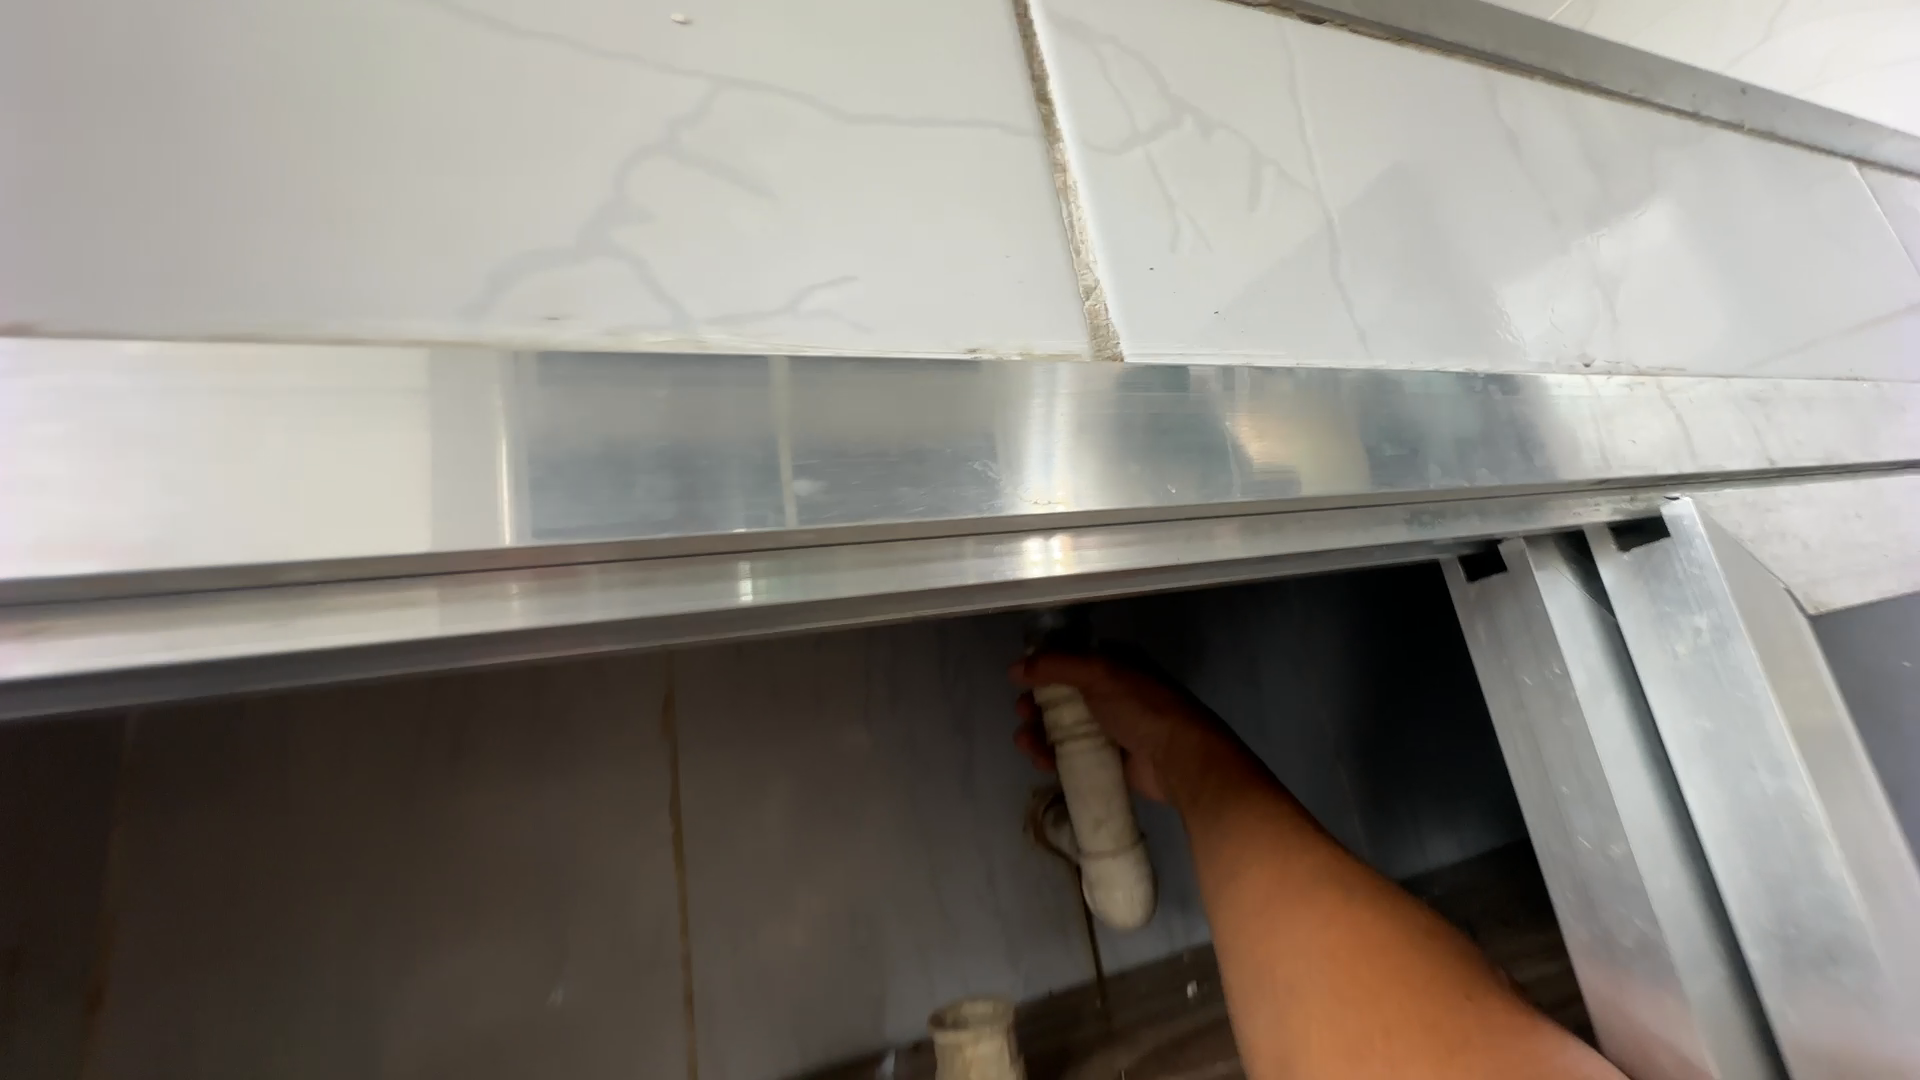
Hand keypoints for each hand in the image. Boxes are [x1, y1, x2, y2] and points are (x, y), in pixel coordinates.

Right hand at [1010, 651, 1229, 803]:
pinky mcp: (1109, 760)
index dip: (1044, 668)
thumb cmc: (1140, 706)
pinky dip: (1052, 756)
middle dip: (1036, 704)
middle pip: (1062, 696)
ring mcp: (1111, 728)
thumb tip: (1015, 668)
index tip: (1020, 679)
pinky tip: (1038, 760)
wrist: (1179, 758)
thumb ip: (1055, 665)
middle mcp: (1112, 693)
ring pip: (1063, 727)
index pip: (1070, 661)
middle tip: (1021, 712)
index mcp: (1114, 665)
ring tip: (1024, 741)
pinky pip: (1073, 755)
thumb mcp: (1098, 673)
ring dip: (1039, 732)